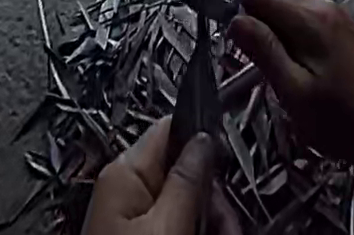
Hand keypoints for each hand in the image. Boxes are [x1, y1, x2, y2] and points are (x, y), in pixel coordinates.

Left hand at [84, 118, 239, 234]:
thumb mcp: (166, 226)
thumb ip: (188, 178)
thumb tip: (203, 135)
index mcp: (126, 173)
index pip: (170, 129)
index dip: (202, 140)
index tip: (226, 165)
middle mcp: (129, 193)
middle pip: (185, 173)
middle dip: (213, 199)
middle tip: (227, 226)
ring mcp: (136, 224)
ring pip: (188, 206)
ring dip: (213, 223)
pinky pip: (179, 229)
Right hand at [226, 0, 353, 164]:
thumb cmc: (335, 119)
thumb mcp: (292, 90)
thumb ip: (264, 50)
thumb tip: (235, 20)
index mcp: (310, 17)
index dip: (244, 16)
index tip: (241, 48)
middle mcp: (324, 5)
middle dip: (261, 26)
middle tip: (265, 67)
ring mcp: (336, 13)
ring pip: (289, 7)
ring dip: (277, 32)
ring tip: (284, 70)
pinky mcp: (343, 24)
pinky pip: (306, 17)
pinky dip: (295, 34)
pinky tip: (303, 65)